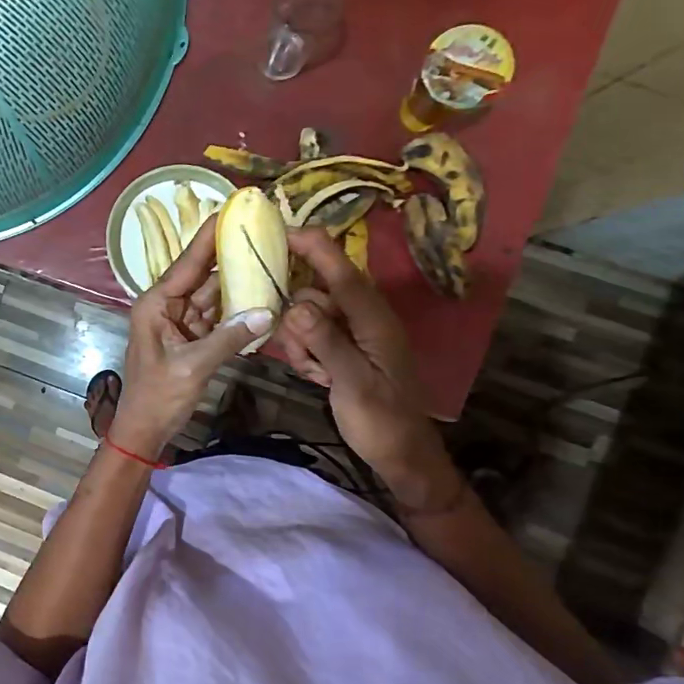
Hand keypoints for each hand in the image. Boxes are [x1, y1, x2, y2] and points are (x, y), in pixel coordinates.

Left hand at [108, 216, 273, 457]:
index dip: (210, 235)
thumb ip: (229, 338)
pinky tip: (263, 296)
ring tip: (272, 257)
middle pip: (203, 274)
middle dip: (231, 255)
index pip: (187, 262)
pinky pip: (217, 316)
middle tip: (265, 231)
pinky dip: (237, 310)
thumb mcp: (193, 366)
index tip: (233, 208)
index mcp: (156, 304)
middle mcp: (167, 305)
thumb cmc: (158, 396)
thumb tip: (268, 311)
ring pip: (213, 294)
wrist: (144, 429)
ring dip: (239, 282)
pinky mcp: (191, 338)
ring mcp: (180, 321)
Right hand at [268, 228, 458, 504]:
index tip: (282, 230)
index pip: (341, 273)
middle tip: (303, 355)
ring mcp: (355, 334)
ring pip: (309, 318)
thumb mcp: (352, 383)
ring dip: (300, 341)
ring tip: (314, 372)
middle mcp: (364, 319)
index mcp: (373, 320)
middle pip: (316, 296)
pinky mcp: (346, 350)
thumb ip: (326, 341)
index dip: (314, 248)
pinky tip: (317, 376)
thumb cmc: (381, 419)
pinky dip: (306, 353)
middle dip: (298, 319)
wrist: (401, 453)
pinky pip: (313, 337)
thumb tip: (297, 305)